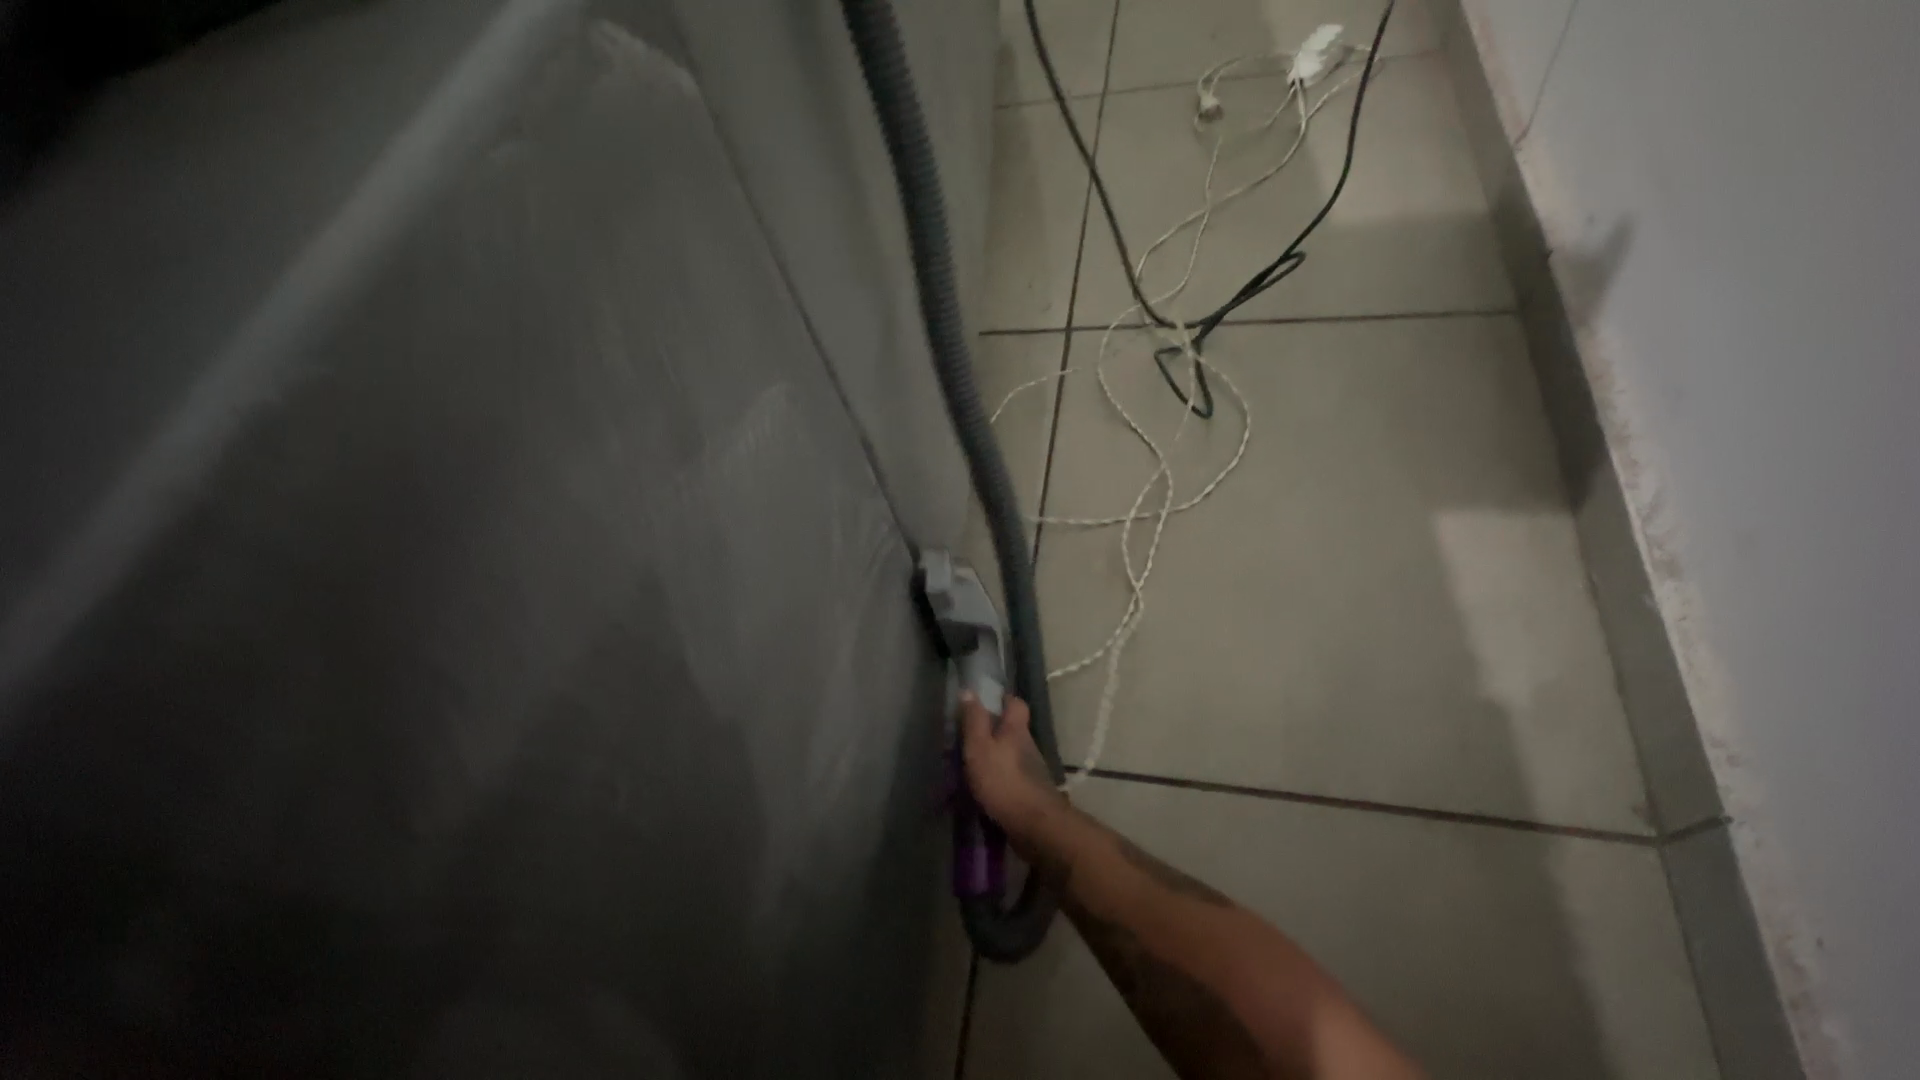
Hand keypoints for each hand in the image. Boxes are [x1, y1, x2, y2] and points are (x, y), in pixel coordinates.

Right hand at [959, 691, 1068, 851]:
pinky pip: (1013, 779)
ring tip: (973, 767)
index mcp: (1016, 731)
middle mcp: (1029, 747)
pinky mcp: (1032, 794)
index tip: (987, 702)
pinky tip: (985, 791)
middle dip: (995, 732)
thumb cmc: (1003, 782)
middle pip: (1014, 731)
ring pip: (1013, 756)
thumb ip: (974, 721)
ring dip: (997, 758)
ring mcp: (1033, 772)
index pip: (1016, 704)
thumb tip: (968, 690)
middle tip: (970, 739)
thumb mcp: (980, 748)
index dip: (1004, 700)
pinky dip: (1000, 780)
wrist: (1034, 826)